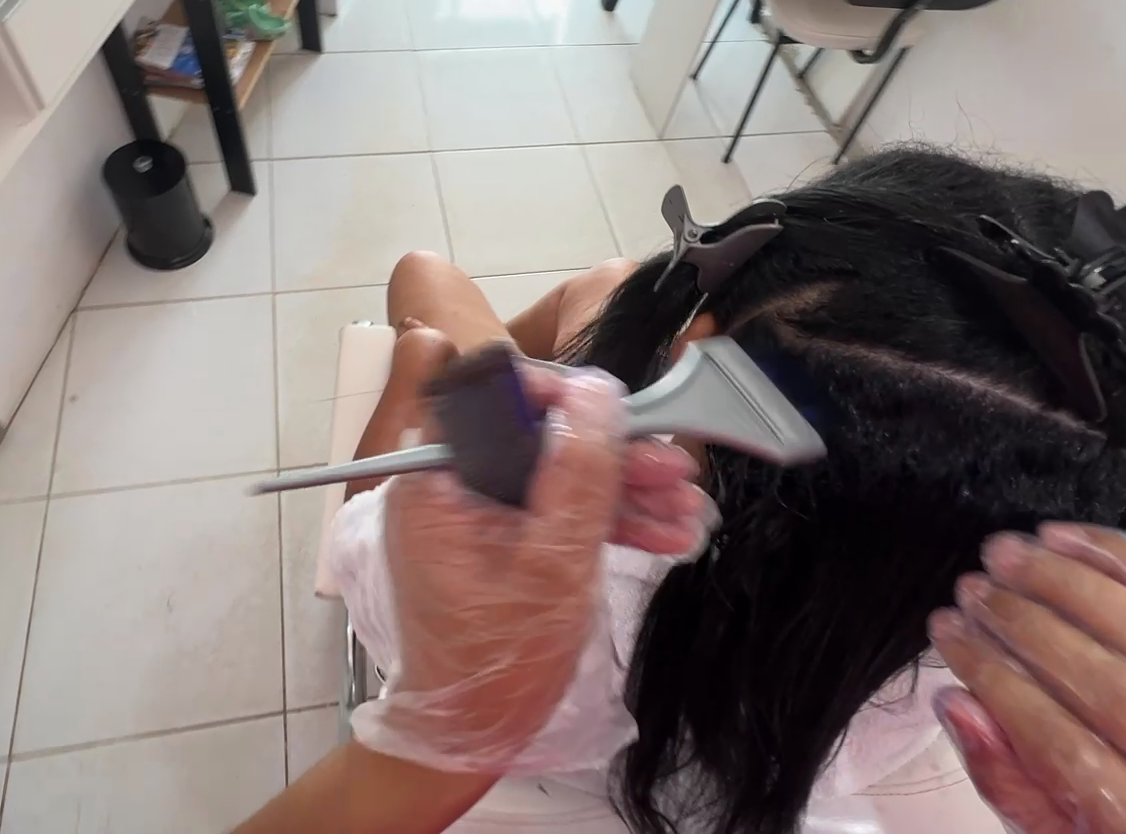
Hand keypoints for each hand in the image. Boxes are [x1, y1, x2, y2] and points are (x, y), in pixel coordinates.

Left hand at [362, 366, 701, 771]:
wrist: (475, 735)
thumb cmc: (503, 657)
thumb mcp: (554, 560)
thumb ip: (579, 471)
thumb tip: (599, 389)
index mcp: (437, 478)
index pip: (488, 397)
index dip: (555, 393)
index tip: (614, 412)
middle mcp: (450, 484)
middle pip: (537, 438)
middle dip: (611, 454)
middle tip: (676, 469)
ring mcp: (476, 513)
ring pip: (553, 476)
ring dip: (622, 491)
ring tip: (688, 510)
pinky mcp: (499, 538)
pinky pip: (551, 512)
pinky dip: (602, 522)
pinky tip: (663, 534)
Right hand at [931, 524, 1125, 833]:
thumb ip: (1018, 789)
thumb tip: (957, 705)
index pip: (1071, 754)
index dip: (995, 681)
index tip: (949, 634)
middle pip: (1119, 694)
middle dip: (1026, 626)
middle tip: (973, 590)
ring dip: (1070, 583)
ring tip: (1007, 553)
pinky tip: (1072, 540)